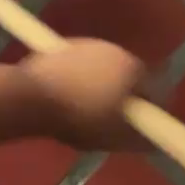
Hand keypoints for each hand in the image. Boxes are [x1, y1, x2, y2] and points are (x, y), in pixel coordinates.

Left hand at [21, 39, 146, 150]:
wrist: (32, 96)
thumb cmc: (80, 118)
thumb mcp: (115, 138)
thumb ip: (141, 139)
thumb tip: (152, 141)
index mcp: (133, 68)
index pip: (151, 90)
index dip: (143, 111)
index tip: (132, 126)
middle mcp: (114, 49)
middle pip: (126, 74)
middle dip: (120, 93)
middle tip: (107, 117)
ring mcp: (88, 43)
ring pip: (102, 67)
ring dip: (99, 82)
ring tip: (83, 106)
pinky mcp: (65, 44)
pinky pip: (81, 63)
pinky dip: (79, 75)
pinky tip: (66, 93)